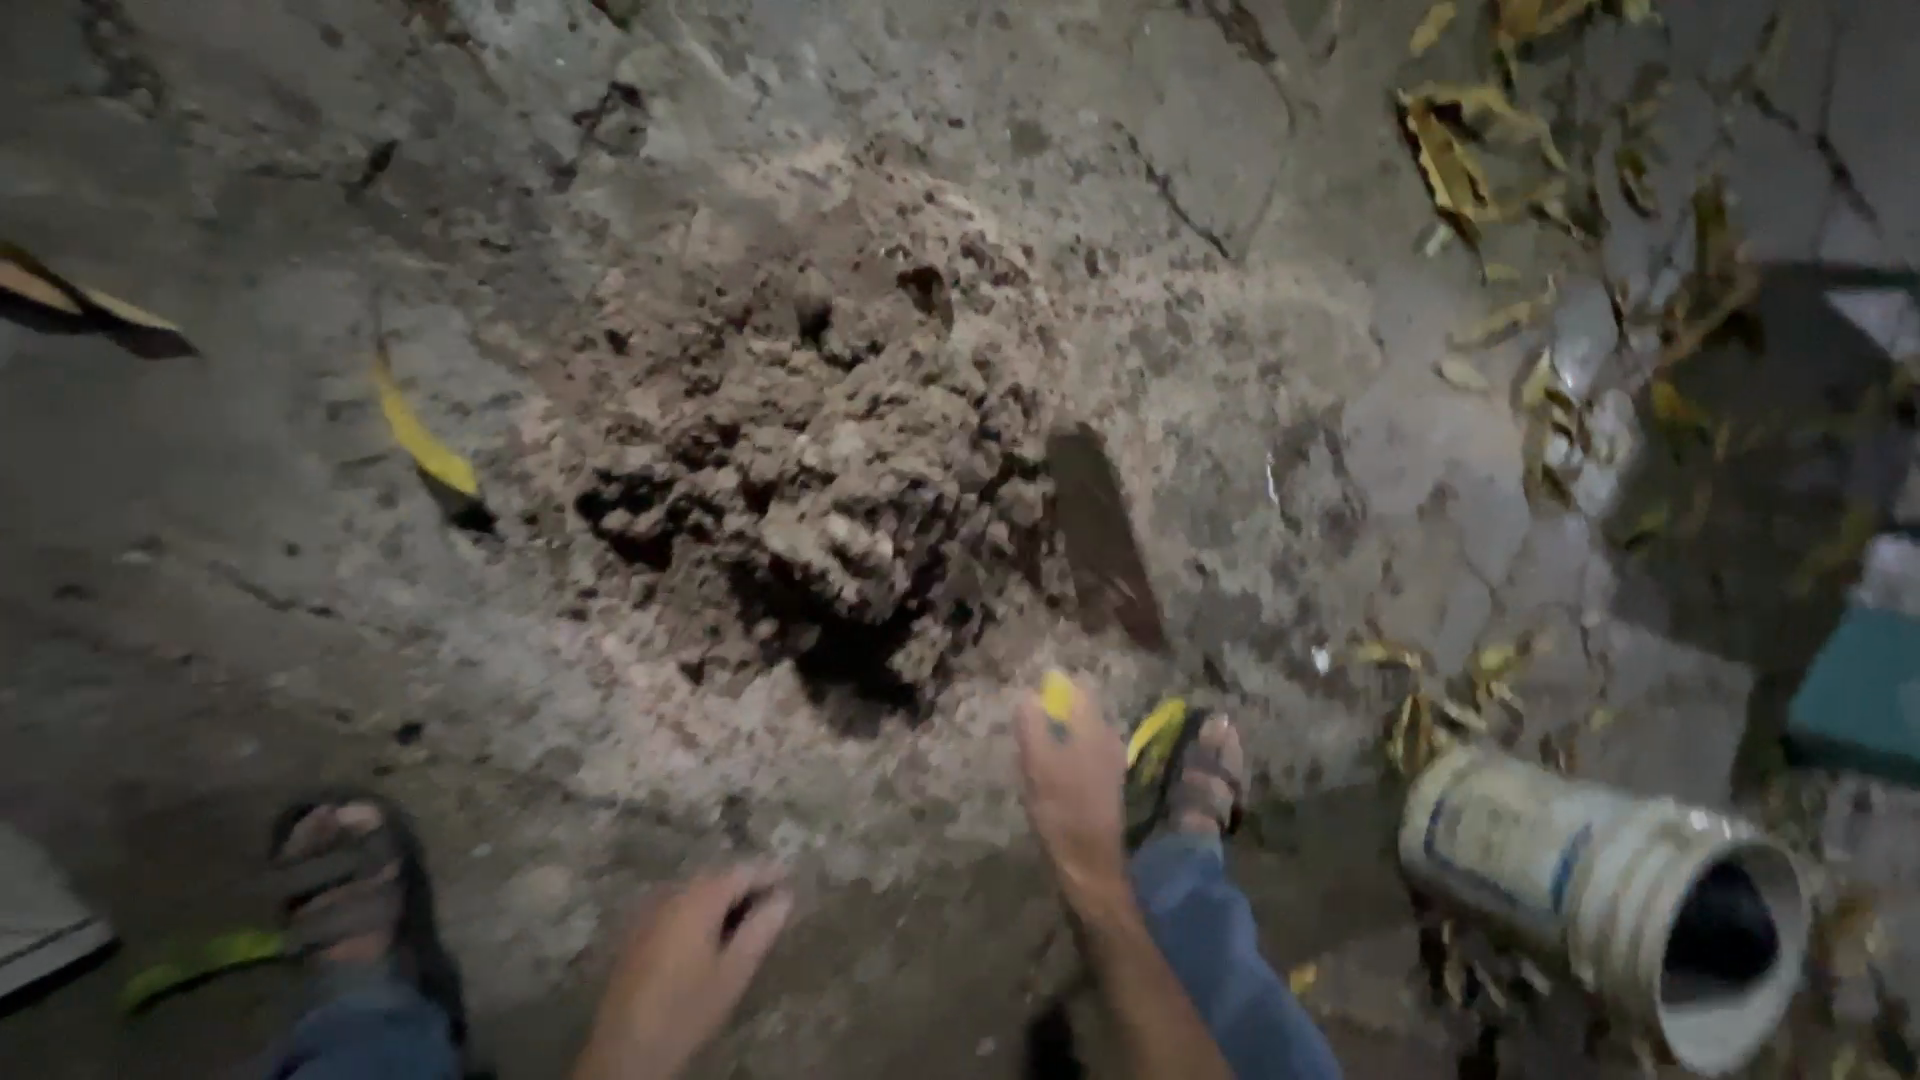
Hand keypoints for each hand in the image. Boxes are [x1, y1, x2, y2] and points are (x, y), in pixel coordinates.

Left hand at [574, 865, 793, 1079]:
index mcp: (698, 899)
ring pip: (695, 891)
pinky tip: (710, 933)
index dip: (769, 873)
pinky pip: (677, 906)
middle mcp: (671, 895)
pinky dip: (699, 909)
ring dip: (722, 897)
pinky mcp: (636, 932)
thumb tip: (784, 897)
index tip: (790, 878)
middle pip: (717, 877)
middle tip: (771, 900)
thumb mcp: (735, 971)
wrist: (624, 1051)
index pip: (741, 872)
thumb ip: (762, 928)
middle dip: (745, 884)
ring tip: (745, 917)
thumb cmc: (687, 1010)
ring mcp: (649, 912)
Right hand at [1016, 674, 1128, 902]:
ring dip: (1059, 735)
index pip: (1077, 688)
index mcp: (1094, 729)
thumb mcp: (1037, 765)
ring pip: (1082, 732)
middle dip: (1054, 713)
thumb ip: (1032, 725)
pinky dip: (1067, 754)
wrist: (1090, 862)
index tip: (1030, 701)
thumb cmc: (1060, 811)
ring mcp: (1112, 761)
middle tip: (1027, 731)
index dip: (1053, 688)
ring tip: (1034, 755)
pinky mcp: (1108, 782)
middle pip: (1081, 710)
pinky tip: (1051, 775)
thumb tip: (1029, 696)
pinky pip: (1085, 752)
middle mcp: (1109, 738)